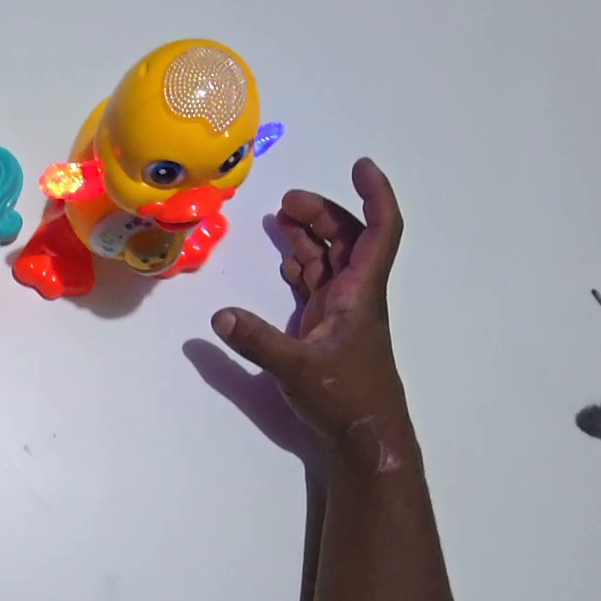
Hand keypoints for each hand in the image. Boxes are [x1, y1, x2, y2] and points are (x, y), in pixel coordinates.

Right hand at [209, 159, 412, 468]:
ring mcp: (341, 312)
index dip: (375, 195)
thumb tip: (220, 317)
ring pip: (331, 261)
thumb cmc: (343, 396)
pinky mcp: (327, 330)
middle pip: (347, 239)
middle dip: (322, 214)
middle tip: (287, 203)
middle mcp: (354, 295)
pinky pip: (316, 287)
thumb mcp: (295, 368)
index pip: (380, 230)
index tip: (360, 166)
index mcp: (359, 293)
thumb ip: (257, 342)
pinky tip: (285, 265)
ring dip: (310, 239)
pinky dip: (302, 270)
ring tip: (280, 221)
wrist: (363, 433)